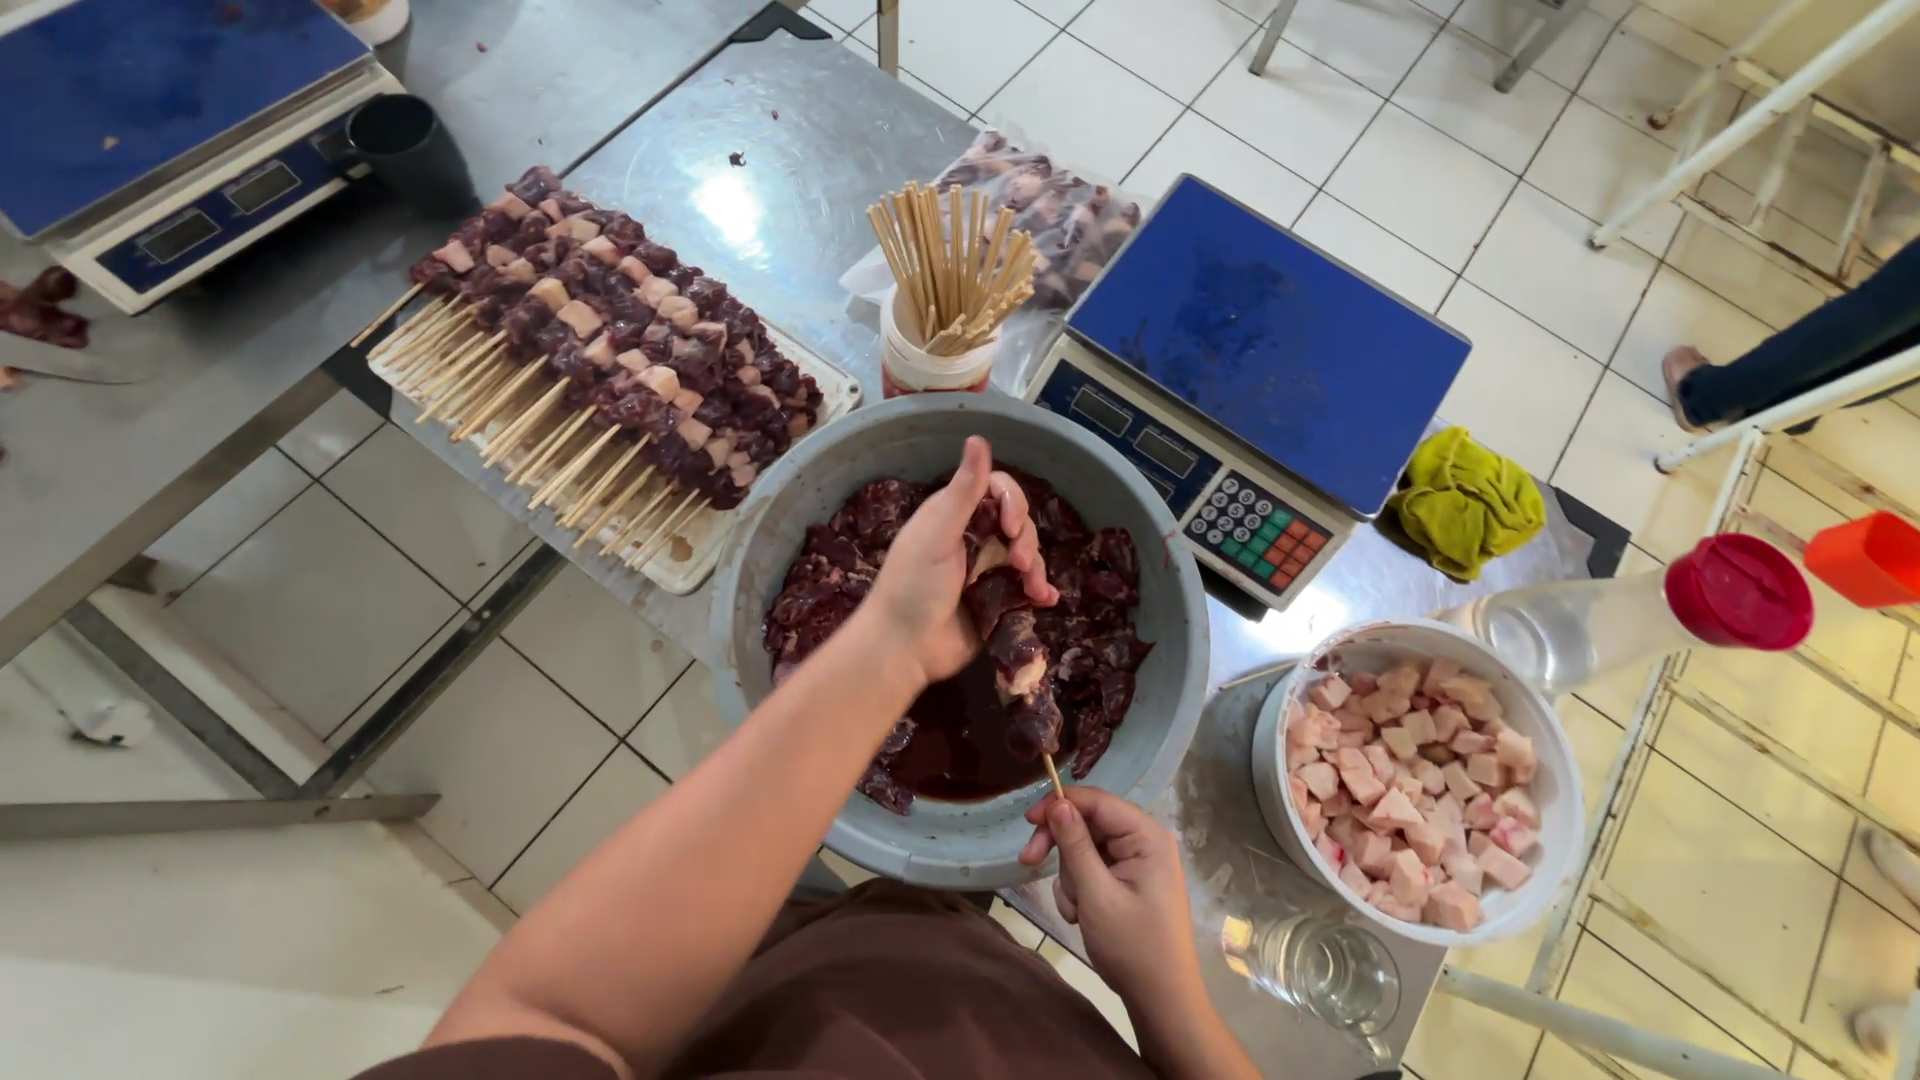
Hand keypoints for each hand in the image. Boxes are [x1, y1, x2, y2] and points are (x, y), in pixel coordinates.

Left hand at [865, 436, 1054, 683]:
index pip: (998, 491)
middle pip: (1018, 522)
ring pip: (1026, 555)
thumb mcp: (938, 534)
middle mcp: (972, 538)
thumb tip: (978, 437)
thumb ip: (963, 490)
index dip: (1013, 501)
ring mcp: (986, 571)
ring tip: (1030, 588)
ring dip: (1035, 567)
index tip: (1012, 524)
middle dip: (1025, 538)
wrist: (905, 649)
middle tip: (1016, 560)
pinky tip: (1046, 598)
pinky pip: (1026, 588)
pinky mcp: (996, 601)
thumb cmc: (913, 586)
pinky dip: (1039, 590)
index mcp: (954, 516)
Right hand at [1018, 787, 1204, 1016]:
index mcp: (1147, 836)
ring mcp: (1137, 862)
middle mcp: (1144, 841)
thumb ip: (1075, 845)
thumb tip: (1057, 803)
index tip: (1028, 821)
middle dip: (1061, 847)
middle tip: (1028, 862)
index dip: (1060, 803)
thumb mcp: (1097, 894)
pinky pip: (1092, 868)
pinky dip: (1079, 889)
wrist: (1162, 1002)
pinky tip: (1081, 915)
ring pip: (1085, 848)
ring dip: (1070, 876)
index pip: (1097, 801)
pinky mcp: (1128, 881)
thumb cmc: (1133, 947)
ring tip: (1076, 910)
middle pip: (1088, 823)